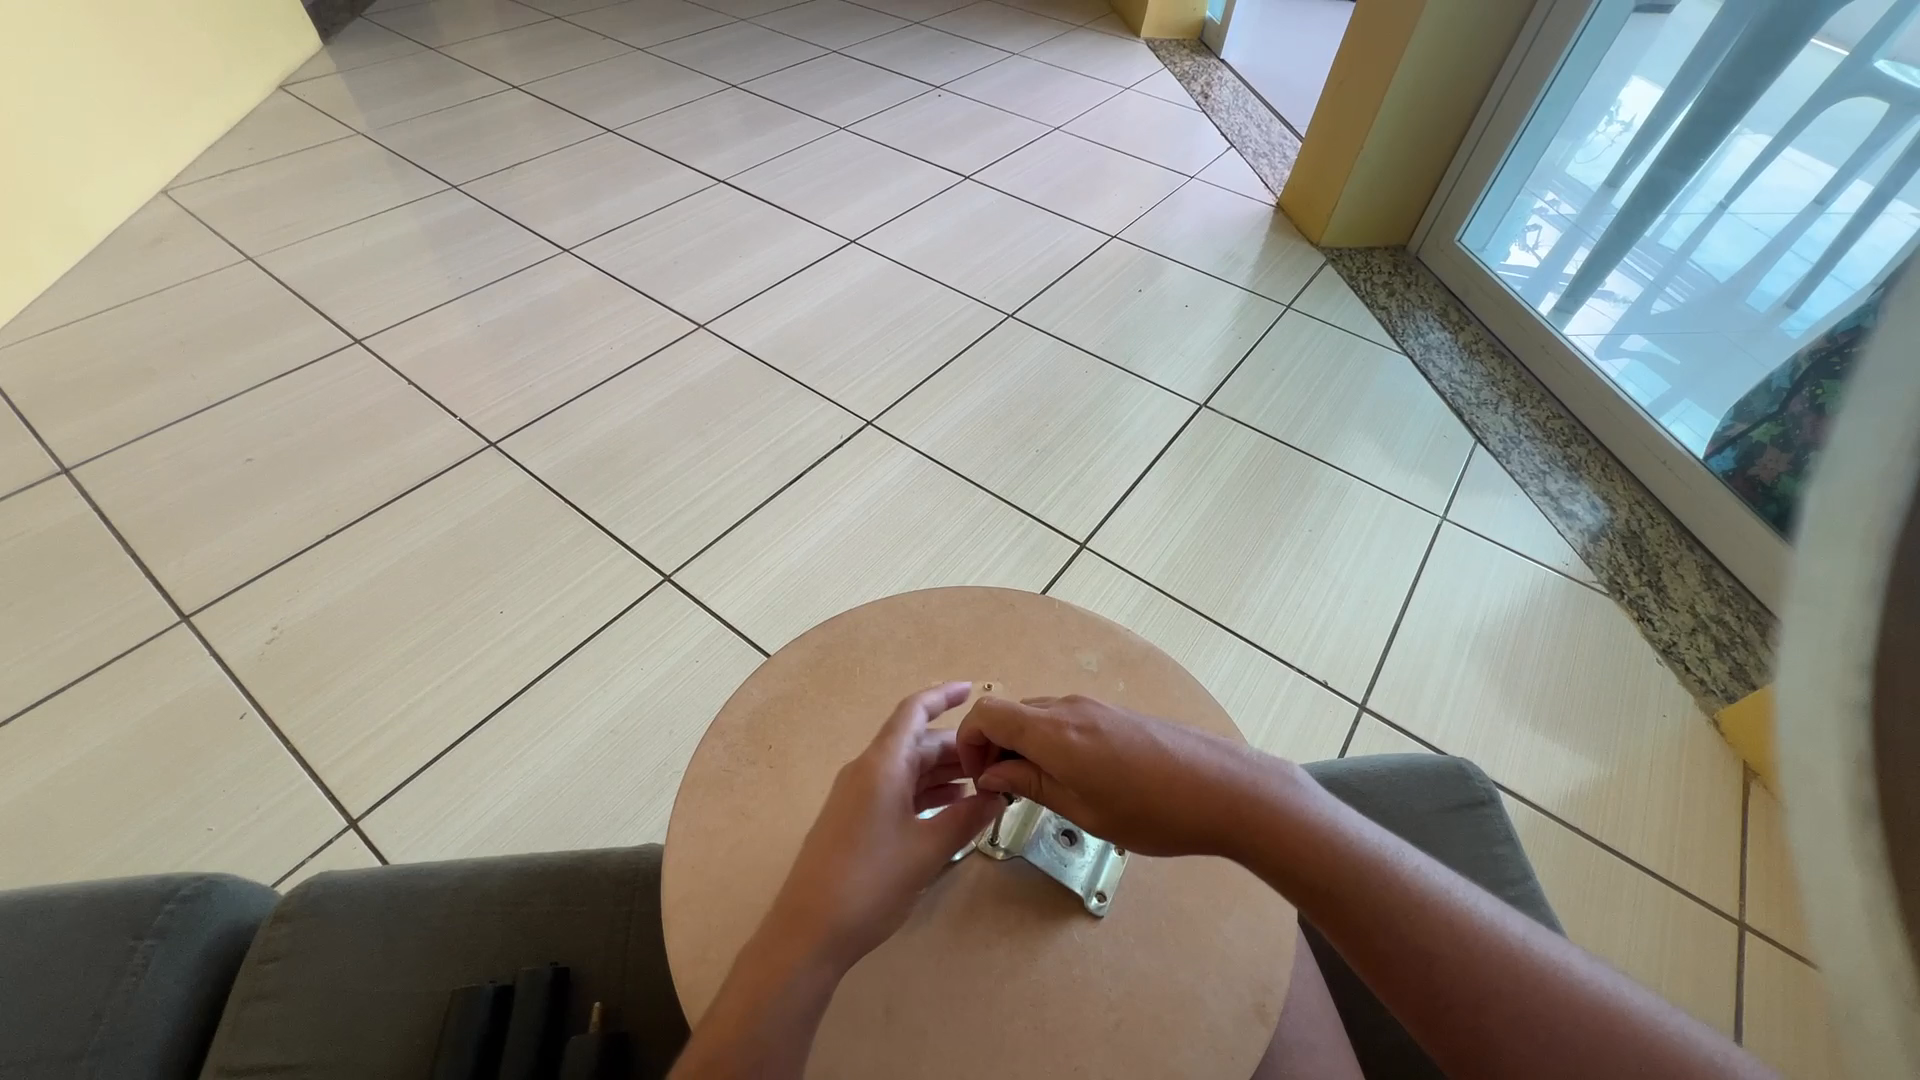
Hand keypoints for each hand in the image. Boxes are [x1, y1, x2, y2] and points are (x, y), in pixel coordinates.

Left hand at [761, 682, 1004, 974]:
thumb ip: (967, 818)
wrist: (807, 932)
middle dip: (957, 748)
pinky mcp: (854, 821)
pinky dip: (926, 794)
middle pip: (916, 743)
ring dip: (944, 774)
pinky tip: (952, 809)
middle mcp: (867, 770)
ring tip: (984, 785)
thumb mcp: (928, 849)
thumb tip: (999, 795)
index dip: (942, 696)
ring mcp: (857, 796)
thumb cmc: (870, 882)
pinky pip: (897, 791)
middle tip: (998, 760)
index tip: (973, 690)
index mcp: (882, 764)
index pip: (914, 712)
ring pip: (908, 770)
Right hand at [955, 695, 1293, 859]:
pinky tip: (1072, 778)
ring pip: (1036, 717)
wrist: (1227, 790)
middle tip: (1004, 791)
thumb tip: (991, 774)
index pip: (985, 713)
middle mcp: (1067, 708)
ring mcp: (1094, 707)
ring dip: (1022, 747)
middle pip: (1009, 713)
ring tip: (1038, 790)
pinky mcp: (1114, 715)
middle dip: (993, 749)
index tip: (979, 780)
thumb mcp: (1082, 810)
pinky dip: (1049, 743)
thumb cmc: (1152, 811)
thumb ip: (1031, 783)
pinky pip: (1064, 720)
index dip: (969, 743)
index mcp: (1053, 731)